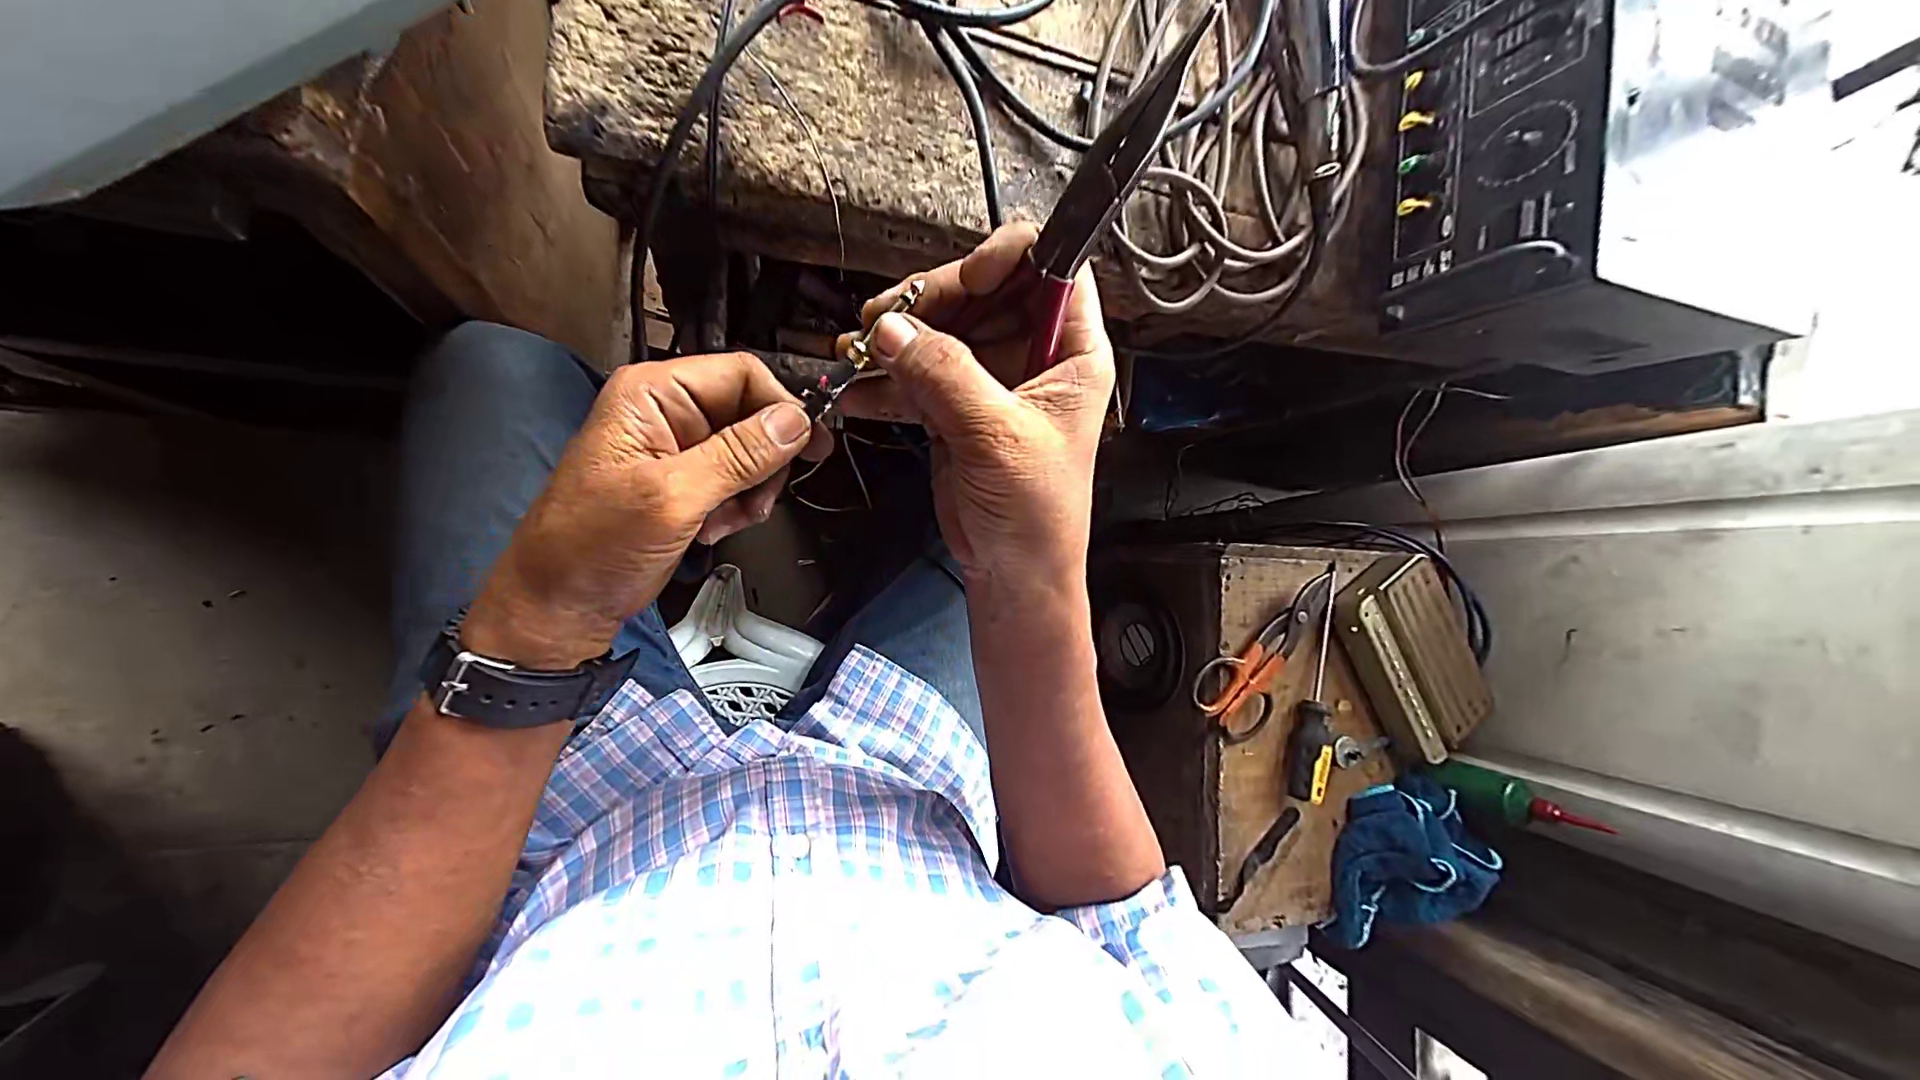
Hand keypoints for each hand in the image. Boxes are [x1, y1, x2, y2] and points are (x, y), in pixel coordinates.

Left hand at [461, 352, 828, 669]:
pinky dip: (741, 507)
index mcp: (653, 395)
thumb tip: (794, 423)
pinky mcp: (690, 482)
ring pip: (755, 452)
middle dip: (767, 459)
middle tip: (761, 494)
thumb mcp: (672, 496)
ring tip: (729, 518)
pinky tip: (716, 527)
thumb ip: (738, 455)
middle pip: (754, 414)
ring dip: (754, 490)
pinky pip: (741, 481)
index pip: (742, 374)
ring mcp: (682, 450)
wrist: (564, 603)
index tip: (808, 442)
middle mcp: (669, 414)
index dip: (781, 406)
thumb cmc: (588, 546)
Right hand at [838, 222, 1114, 587]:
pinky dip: (886, 380)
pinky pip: (917, 377)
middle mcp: (1033, 359)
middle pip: (982, 295)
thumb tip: (896, 330)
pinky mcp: (956, 409)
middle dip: (930, 302)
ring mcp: (990, 382)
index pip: (1050, 270)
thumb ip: (946, 376)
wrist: (1013, 570)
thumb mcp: (998, 436)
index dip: (1008, 260)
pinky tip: (861, 388)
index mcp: (1072, 354)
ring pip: (941, 333)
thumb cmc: (1038, 514)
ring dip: (898, 338)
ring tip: (863, 351)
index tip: (964, 280)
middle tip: (888, 320)